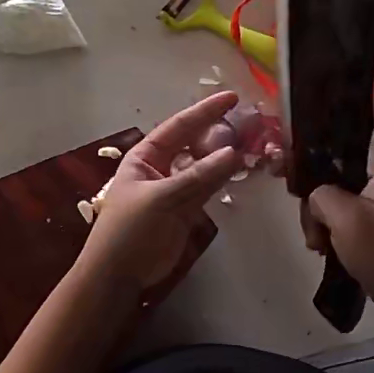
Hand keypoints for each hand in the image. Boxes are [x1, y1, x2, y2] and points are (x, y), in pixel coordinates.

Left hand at [79, 92, 241, 292]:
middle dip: (220, 133)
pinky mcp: (186, 211)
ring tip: (254, 143)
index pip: (178, 127)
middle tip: (251, 123)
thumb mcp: (161, 198)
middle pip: (194, 144)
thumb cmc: (129, 230)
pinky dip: (224, 180)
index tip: (231, 98)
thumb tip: (233, 153)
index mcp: (145, 157)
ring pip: (205, 167)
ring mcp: (175, 189)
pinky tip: (243, 170)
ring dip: (226, 157)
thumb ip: (198, 176)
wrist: (119, 274)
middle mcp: (161, 168)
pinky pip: (208, 189)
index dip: (204, 112)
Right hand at [303, 166, 373, 317]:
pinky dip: (334, 241)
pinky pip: (346, 228)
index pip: (333, 163)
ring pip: (335, 211)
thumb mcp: (347, 217)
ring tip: (322, 251)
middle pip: (332, 189)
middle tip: (316, 240)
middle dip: (317, 214)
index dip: (310, 179)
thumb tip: (314, 202)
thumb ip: (321, 196)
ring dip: (323, 231)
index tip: (297, 204)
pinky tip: (331, 255)